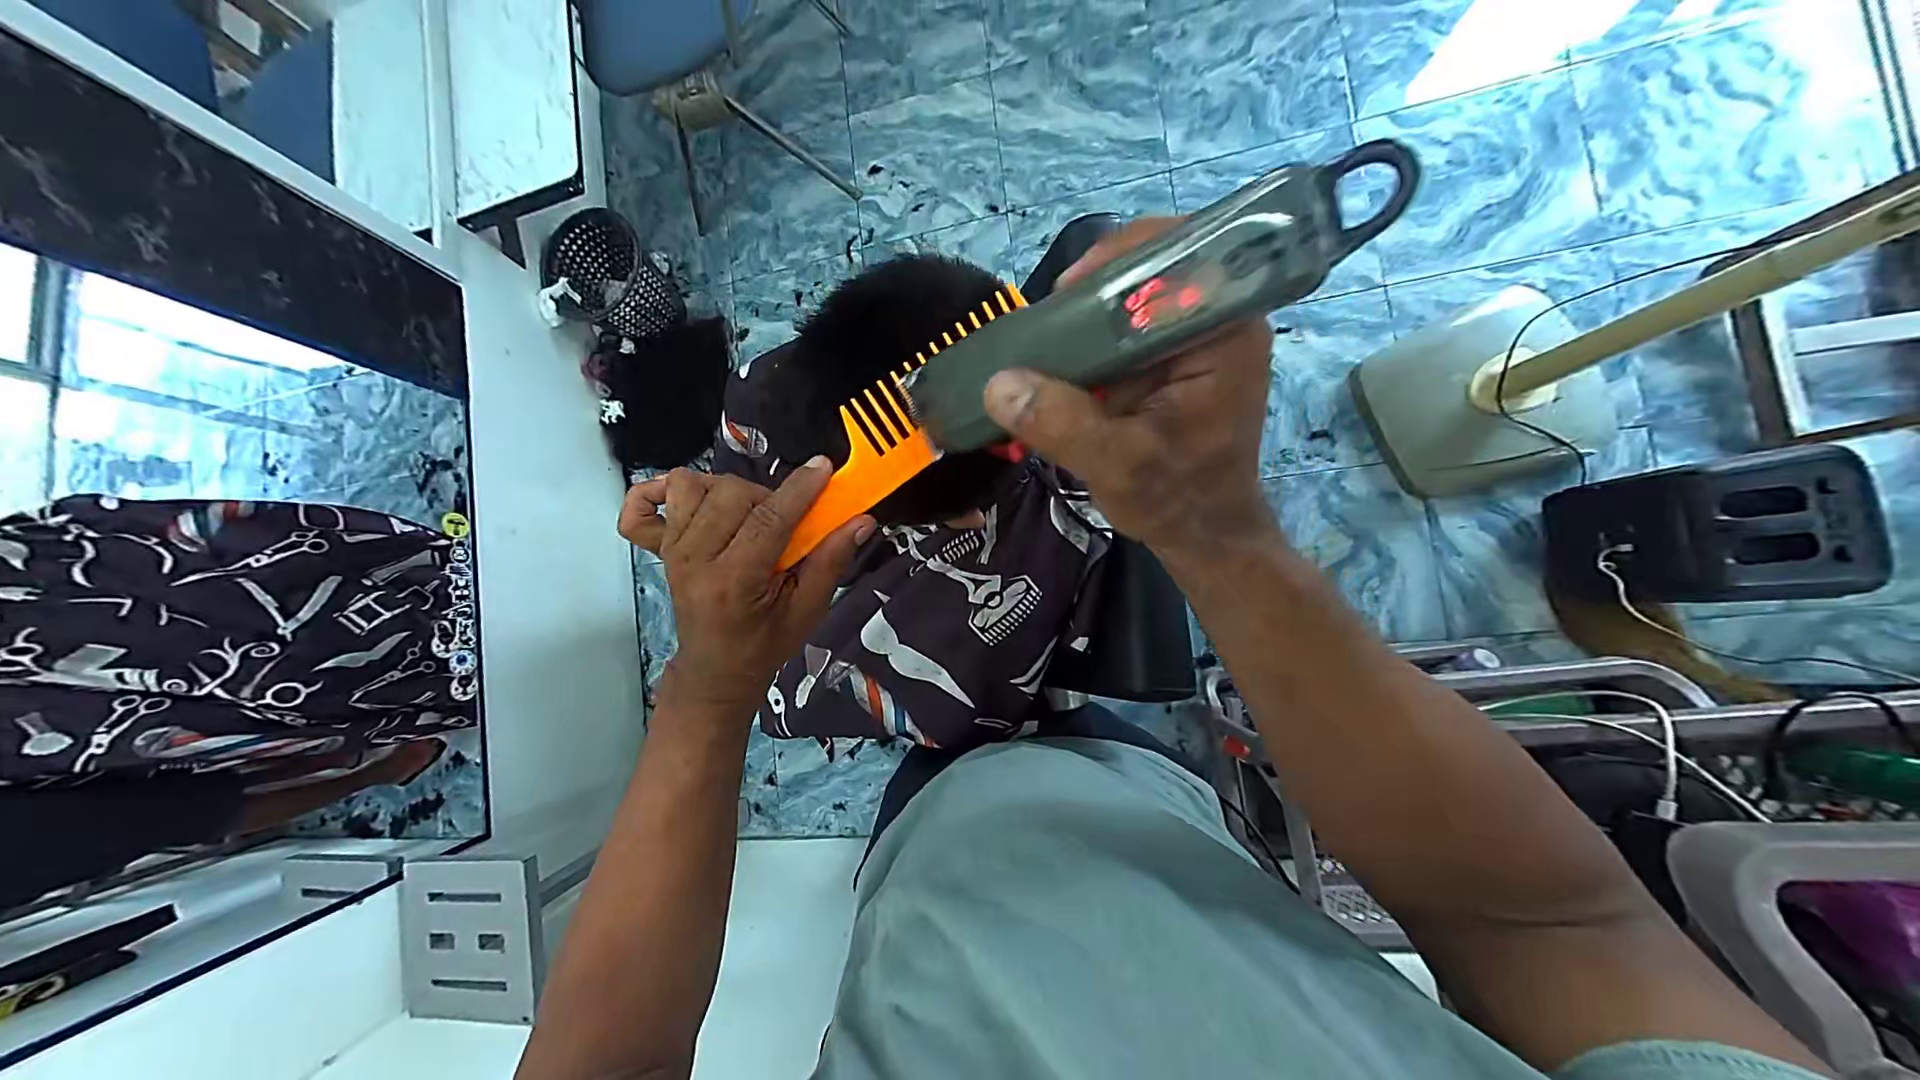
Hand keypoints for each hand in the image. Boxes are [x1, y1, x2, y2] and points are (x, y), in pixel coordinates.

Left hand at [618, 460, 873, 709]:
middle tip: (787, 520)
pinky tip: (690, 501)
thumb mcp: (808, 610)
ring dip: (725, 490)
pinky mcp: (660, 549)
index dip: (800, 489)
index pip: (768, 519)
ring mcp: (672, 552)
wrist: (716, 669)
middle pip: (729, 493)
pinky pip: (641, 507)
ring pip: (691, 487)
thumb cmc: (766, 643)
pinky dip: (658, 494)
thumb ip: (831, 561)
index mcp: (734, 581)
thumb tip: (861, 521)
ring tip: (747, 514)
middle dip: (768, 495)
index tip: (823, 467)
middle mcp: (695, 560)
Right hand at [982, 217, 1278, 557]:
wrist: (1204, 535)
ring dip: (1083, 317)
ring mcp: (1193, 340)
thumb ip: (1062, 424)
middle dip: (1091, 291)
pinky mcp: (1170, 360)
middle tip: (1043, 325)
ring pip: (1132, 299)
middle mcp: (1217, 322)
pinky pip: (1124, 330)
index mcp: (1225, 333)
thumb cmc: (1176, 501)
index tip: (1063, 295)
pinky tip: (1058, 366)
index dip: (1117, 259)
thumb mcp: (1117, 466)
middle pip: (1150, 269)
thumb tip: (997, 385)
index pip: (1178, 255)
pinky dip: (1087, 342)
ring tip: (1042, 345)